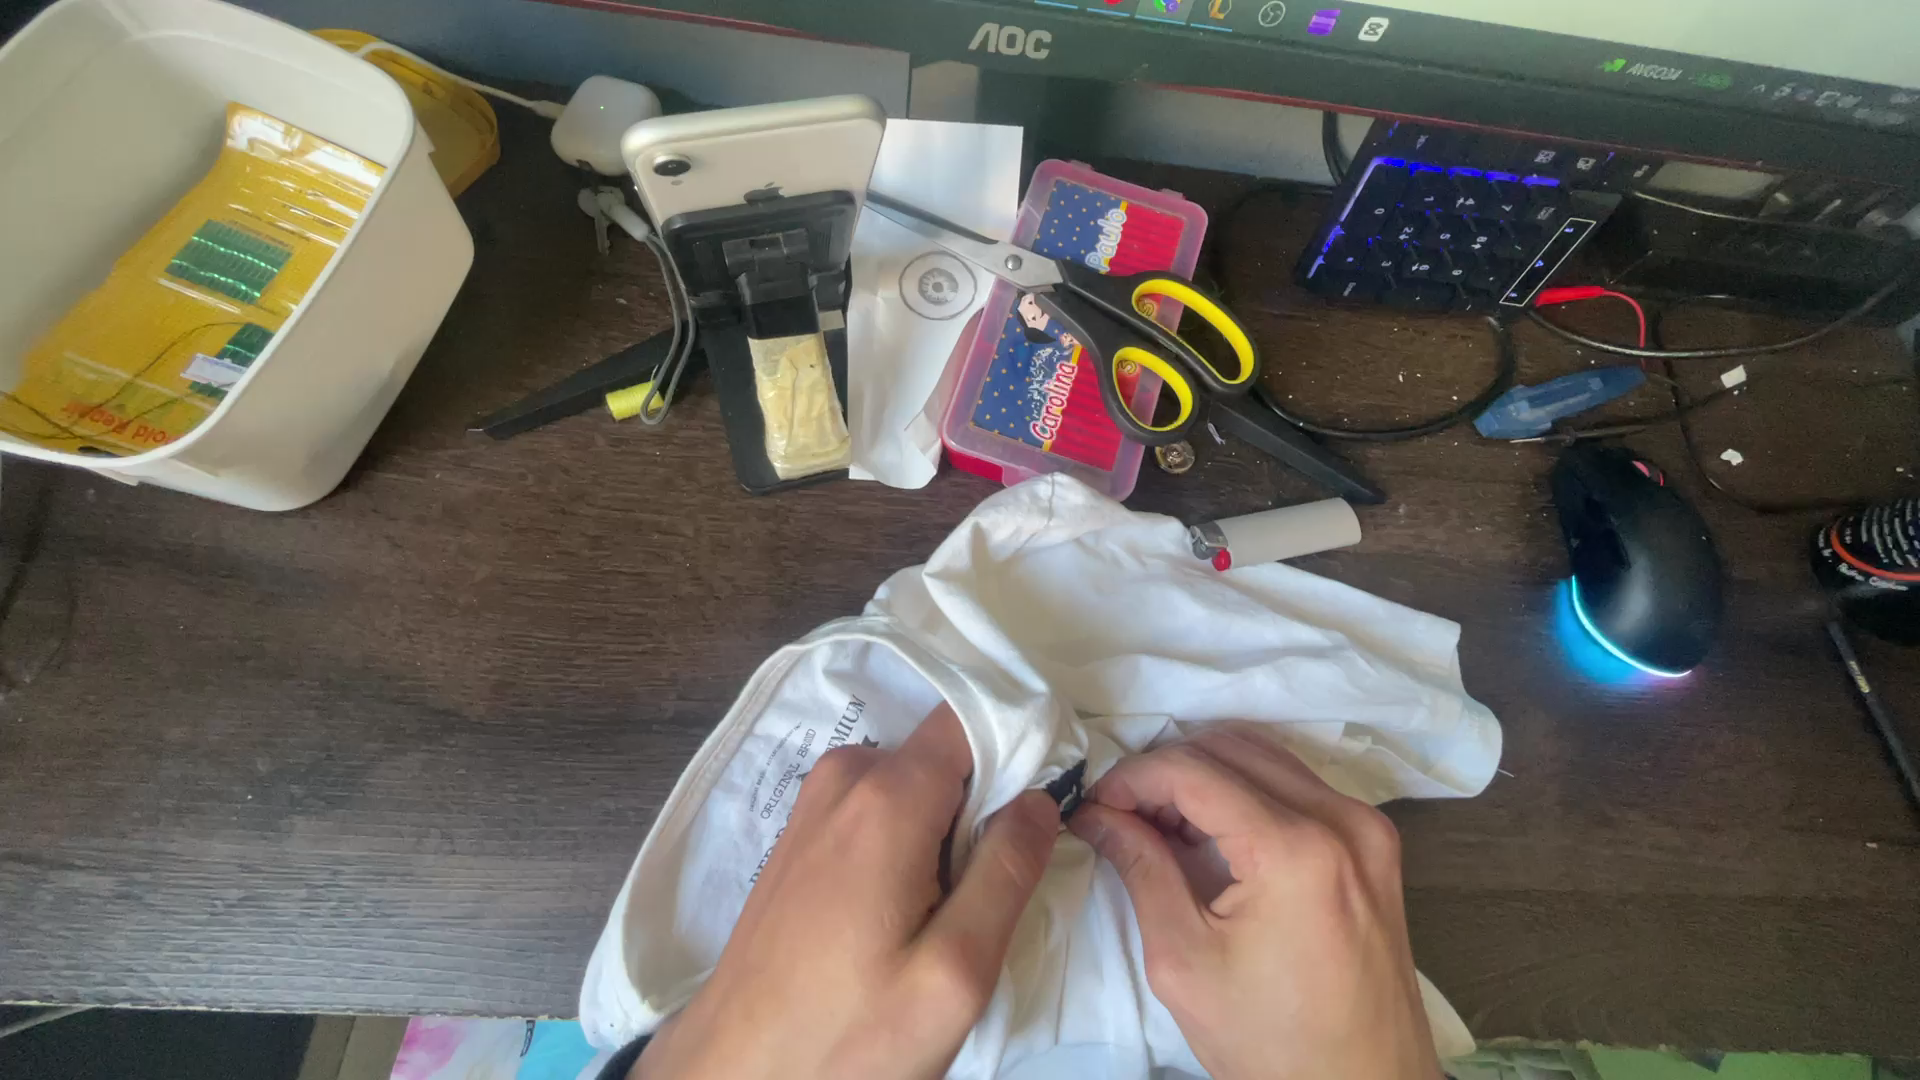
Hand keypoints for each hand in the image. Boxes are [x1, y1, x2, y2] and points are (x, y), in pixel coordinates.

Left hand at [635, 704, 1059, 1079]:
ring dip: (941, 825)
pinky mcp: (803, 824)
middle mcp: (847, 774)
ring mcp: (817, 797)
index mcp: (888, 796)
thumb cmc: (849, 1032)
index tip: (1039, 803)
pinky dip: (904, 833)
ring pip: (912, 779)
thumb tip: (1041, 799)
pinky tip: (895, 905)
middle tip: (983, 881)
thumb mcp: (956, 971)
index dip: (1015, 746)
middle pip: (943, 753)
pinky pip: (877, 800)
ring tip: (938, 906)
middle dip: (979, 801)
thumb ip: (1007, 871)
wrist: (736, 1073)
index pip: (969, 719)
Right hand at [1068, 723, 1441, 1079]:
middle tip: (1124, 813)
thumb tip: (1096, 813)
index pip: (1192, 771)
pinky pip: (1290, 777)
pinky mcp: (1371, 837)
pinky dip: (1239, 784)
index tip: (1095, 805)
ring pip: (1258, 752)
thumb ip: (1140, 868)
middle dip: (1162, 770)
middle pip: (1225, 747)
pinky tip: (1210, 827)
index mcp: (1296, 851)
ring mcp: (1364, 824)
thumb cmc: (1272, 1045)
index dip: (1132, 778)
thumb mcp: (1184, 962)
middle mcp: (1340, 818)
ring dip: (1199, 772)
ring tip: (1162, 820)